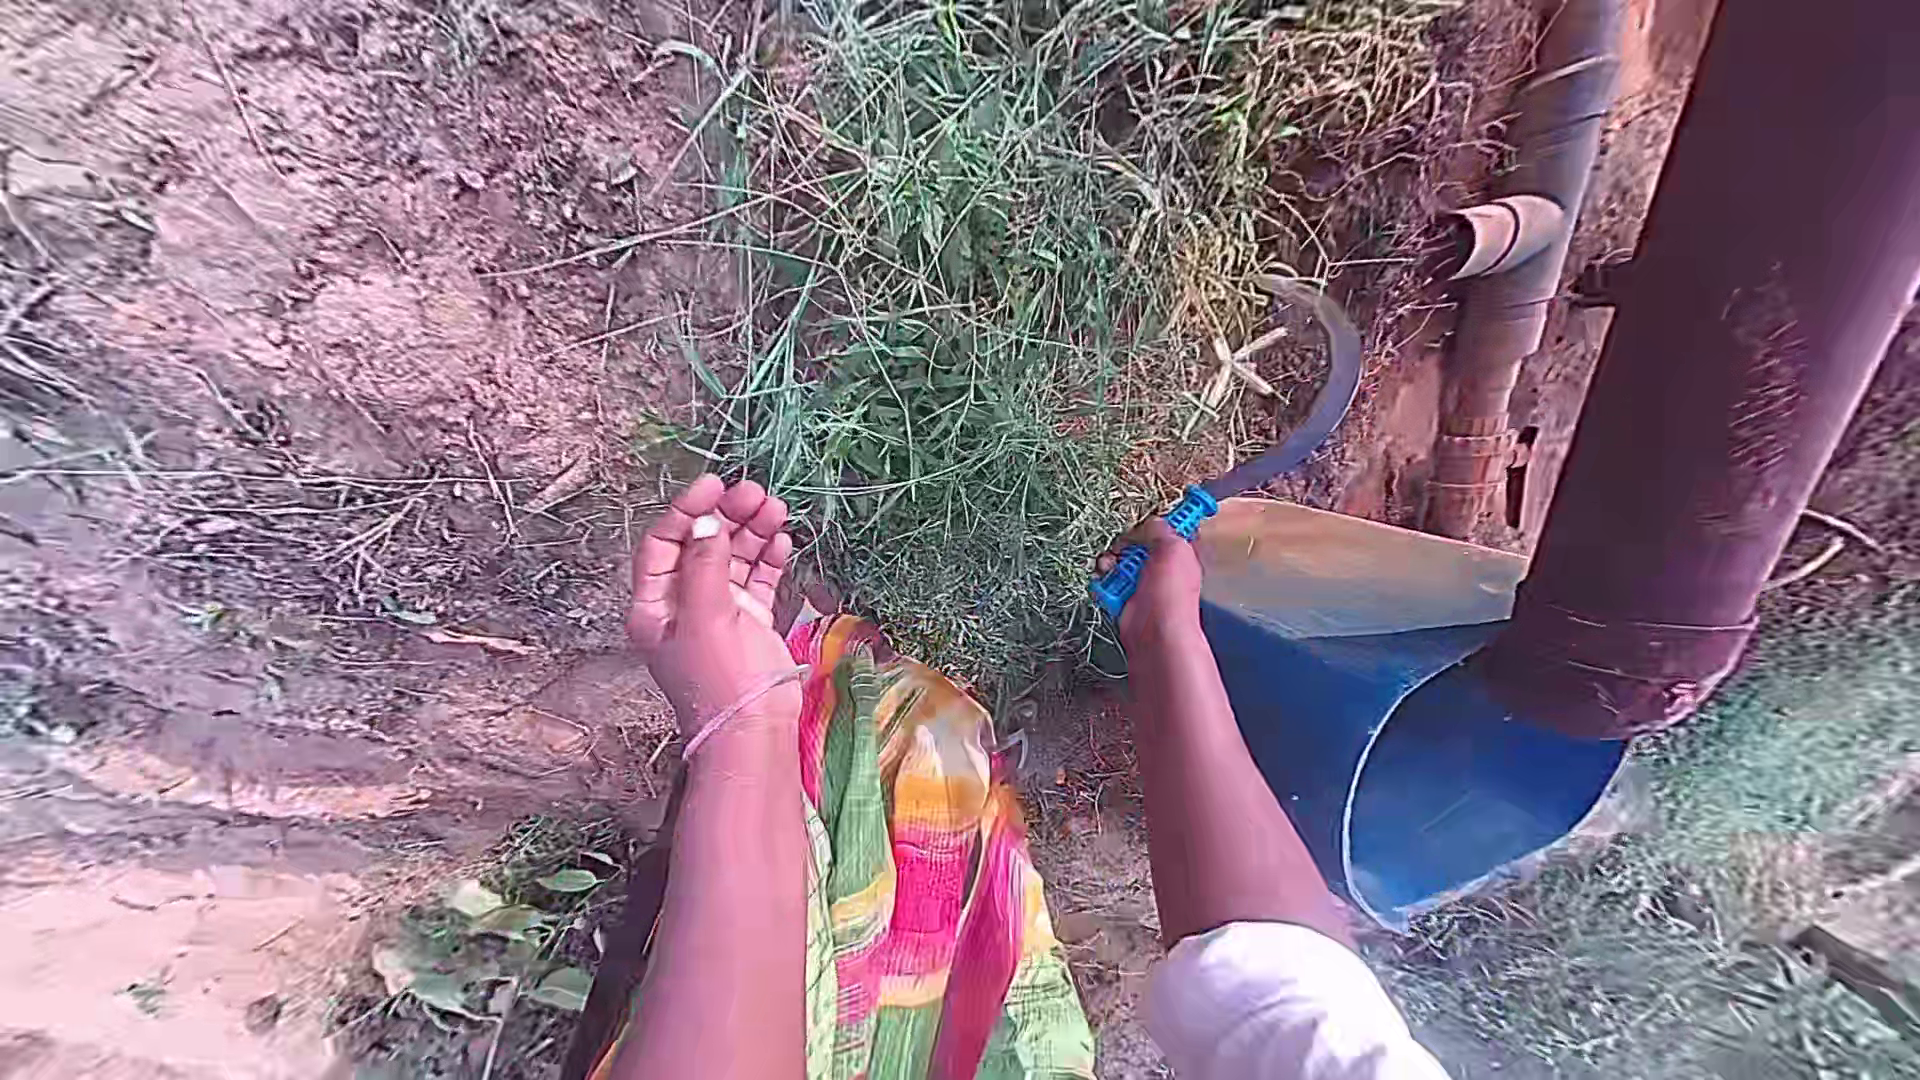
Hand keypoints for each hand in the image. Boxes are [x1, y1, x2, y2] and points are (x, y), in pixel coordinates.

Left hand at [628, 474, 799, 733]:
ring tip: (777, 509)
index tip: (714, 486)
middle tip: (757, 494)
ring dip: (754, 532)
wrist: (754, 727)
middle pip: (704, 545)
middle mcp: (686, 601)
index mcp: (657, 603)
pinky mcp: (750, 619)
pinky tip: (781, 542)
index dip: (687, 511)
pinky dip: (769, 559)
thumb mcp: (704, 617)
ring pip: (734, 557)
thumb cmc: (719, 678)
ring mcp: (720, 609)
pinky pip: (757, 579)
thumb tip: (707, 522)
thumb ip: (704, 565)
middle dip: (728, 516)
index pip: (665, 543)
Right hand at [1097, 518, 1202, 644]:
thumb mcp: (1173, 549)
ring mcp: (1140, 580)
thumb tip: (1152, 521)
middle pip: (1137, 540)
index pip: (1170, 527)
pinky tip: (1105, 577)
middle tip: (1124, 544)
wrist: (1154, 631)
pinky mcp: (1123, 594)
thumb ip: (1162, 530)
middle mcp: (1160, 565)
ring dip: (1110, 559)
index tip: (1145, 515)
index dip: (1159, 519)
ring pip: (1119, 558)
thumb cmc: (1171, 592)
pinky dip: (1103, 577)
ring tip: (1110, 564)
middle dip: (1125, 540)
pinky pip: (1108, 578)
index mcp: (1179, 552)